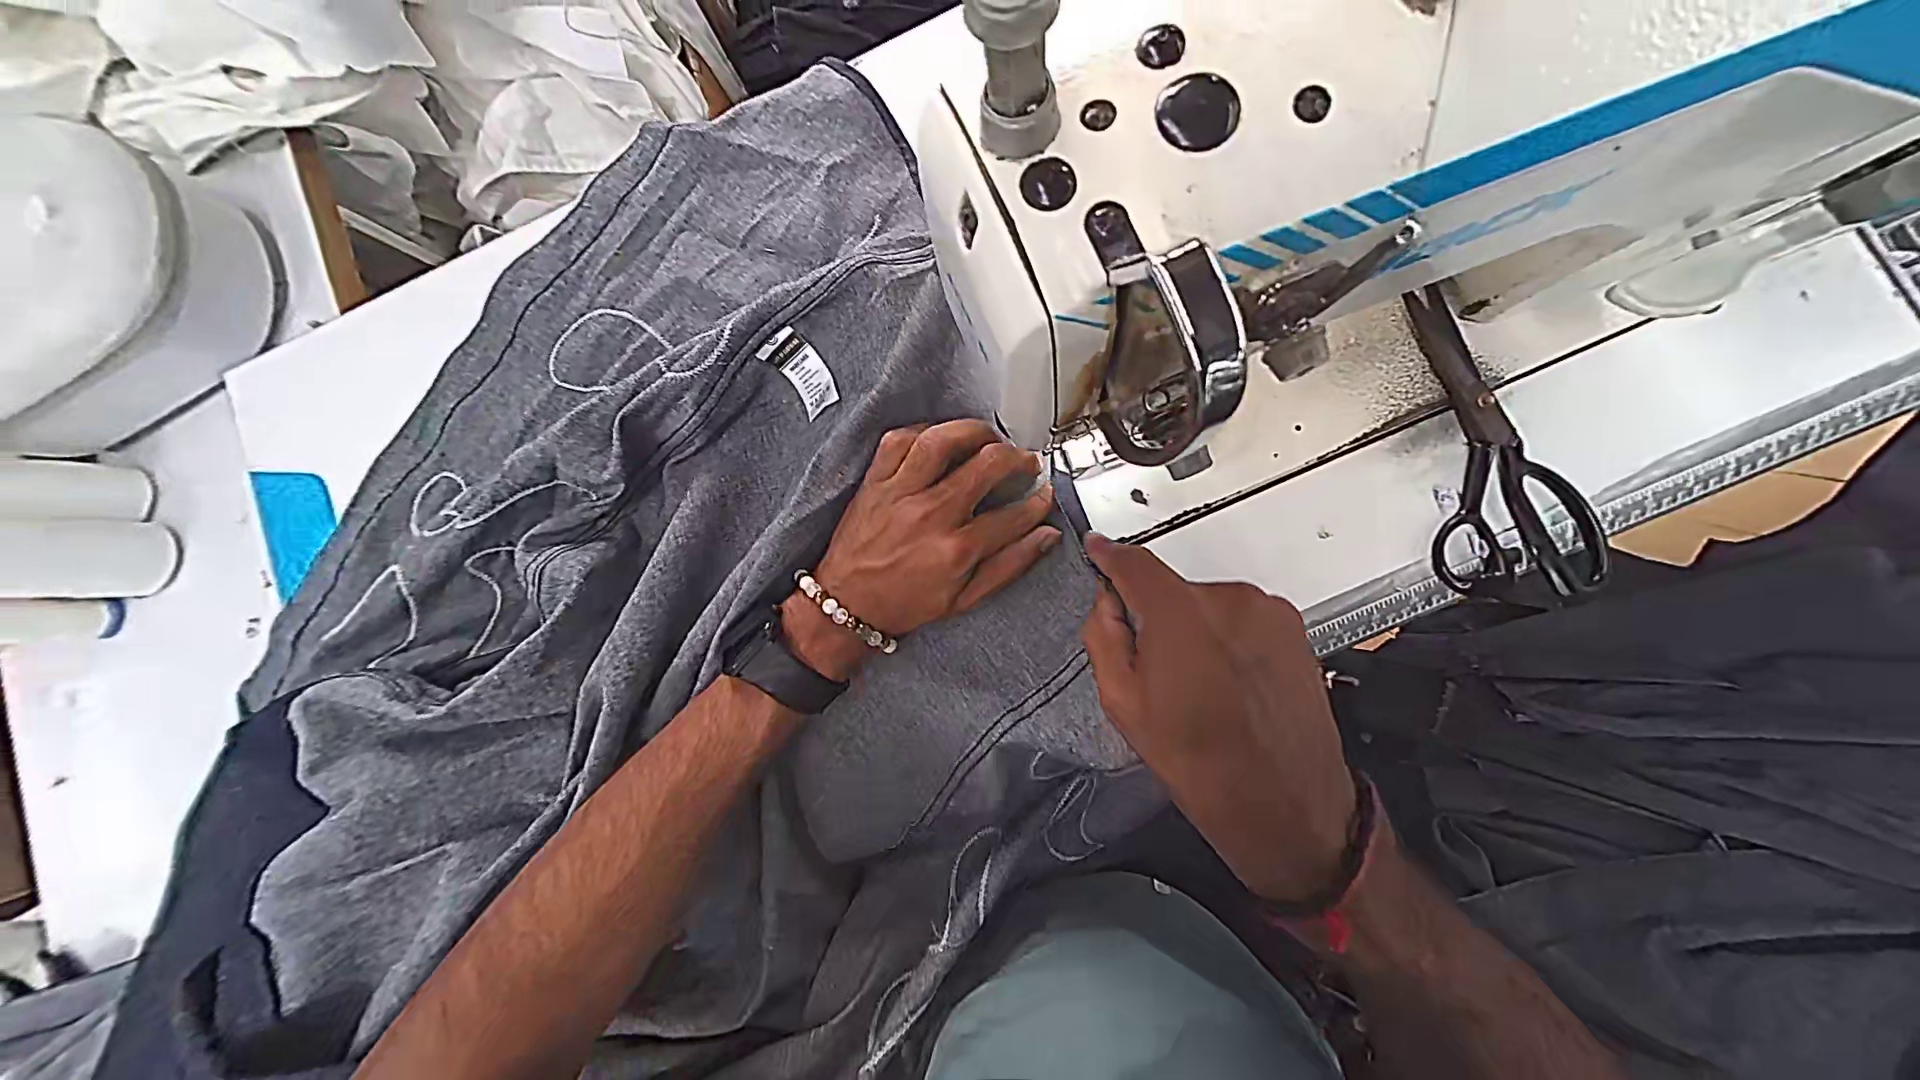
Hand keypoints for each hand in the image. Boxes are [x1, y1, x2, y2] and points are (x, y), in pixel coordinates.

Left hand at [782, 419, 1061, 680]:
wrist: (847, 605)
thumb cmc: (902, 604)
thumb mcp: (964, 600)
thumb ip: (1010, 566)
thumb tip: (1045, 537)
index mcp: (956, 549)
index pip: (1014, 514)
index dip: (1038, 501)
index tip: (1043, 495)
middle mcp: (931, 515)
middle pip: (987, 465)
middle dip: (1018, 458)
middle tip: (1025, 462)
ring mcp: (901, 494)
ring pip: (943, 441)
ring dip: (975, 431)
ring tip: (990, 439)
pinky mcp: (876, 483)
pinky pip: (899, 440)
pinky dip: (924, 431)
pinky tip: (941, 439)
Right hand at [1079, 534, 1355, 905]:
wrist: (1280, 801)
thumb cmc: (1208, 762)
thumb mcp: (1123, 701)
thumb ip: (1103, 636)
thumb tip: (1107, 604)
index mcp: (1179, 615)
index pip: (1133, 562)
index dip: (1109, 555)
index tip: (1100, 550)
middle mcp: (1228, 602)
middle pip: (1172, 588)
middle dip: (1158, 616)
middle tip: (1161, 669)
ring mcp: (1266, 613)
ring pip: (1208, 604)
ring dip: (1198, 629)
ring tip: (1205, 686)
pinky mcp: (1292, 627)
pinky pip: (1242, 617)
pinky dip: (1229, 639)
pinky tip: (1230, 684)